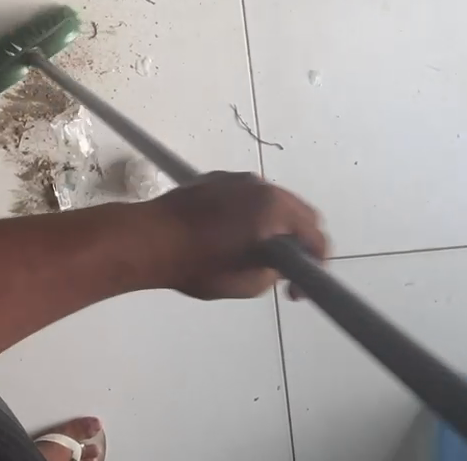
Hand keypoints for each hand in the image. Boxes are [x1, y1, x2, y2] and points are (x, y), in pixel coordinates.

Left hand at [141, 172, 327, 299]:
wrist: (151, 238)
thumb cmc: (200, 264)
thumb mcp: (249, 282)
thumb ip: (277, 270)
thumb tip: (280, 262)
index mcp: (273, 208)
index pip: (315, 235)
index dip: (315, 264)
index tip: (296, 287)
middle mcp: (259, 184)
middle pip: (298, 211)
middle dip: (298, 241)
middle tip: (282, 271)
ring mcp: (235, 178)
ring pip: (272, 200)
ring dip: (274, 224)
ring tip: (255, 252)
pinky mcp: (214, 178)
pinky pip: (246, 194)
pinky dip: (251, 212)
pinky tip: (232, 234)